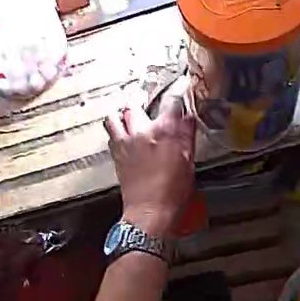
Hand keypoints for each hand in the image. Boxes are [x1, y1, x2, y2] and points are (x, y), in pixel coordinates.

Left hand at [106, 94, 196, 238]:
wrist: (150, 212)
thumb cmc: (172, 192)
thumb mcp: (188, 161)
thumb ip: (186, 135)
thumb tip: (188, 118)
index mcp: (165, 131)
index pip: (172, 101)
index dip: (177, 92)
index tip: (180, 89)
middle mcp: (142, 131)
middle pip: (136, 103)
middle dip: (143, 99)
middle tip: (149, 101)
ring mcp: (126, 141)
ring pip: (116, 115)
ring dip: (123, 113)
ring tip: (131, 113)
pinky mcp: (117, 153)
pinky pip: (111, 133)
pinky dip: (116, 129)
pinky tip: (124, 133)